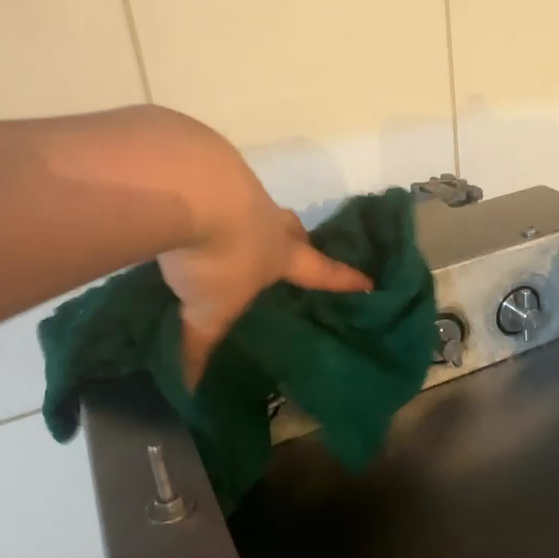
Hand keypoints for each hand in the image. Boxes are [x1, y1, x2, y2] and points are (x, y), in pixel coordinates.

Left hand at [158, 181, 371, 386]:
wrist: (188, 188)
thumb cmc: (217, 257)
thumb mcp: (209, 311)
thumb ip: (200, 347)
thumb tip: (192, 391)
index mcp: (280, 255)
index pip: (321, 272)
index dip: (344, 280)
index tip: (369, 282)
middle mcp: (267, 220)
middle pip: (294, 229)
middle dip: (299, 241)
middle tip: (296, 250)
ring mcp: (239, 189)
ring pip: (256, 205)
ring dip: (251, 219)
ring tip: (233, 231)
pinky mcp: (207, 166)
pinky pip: (216, 186)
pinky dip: (210, 199)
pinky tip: (191, 207)